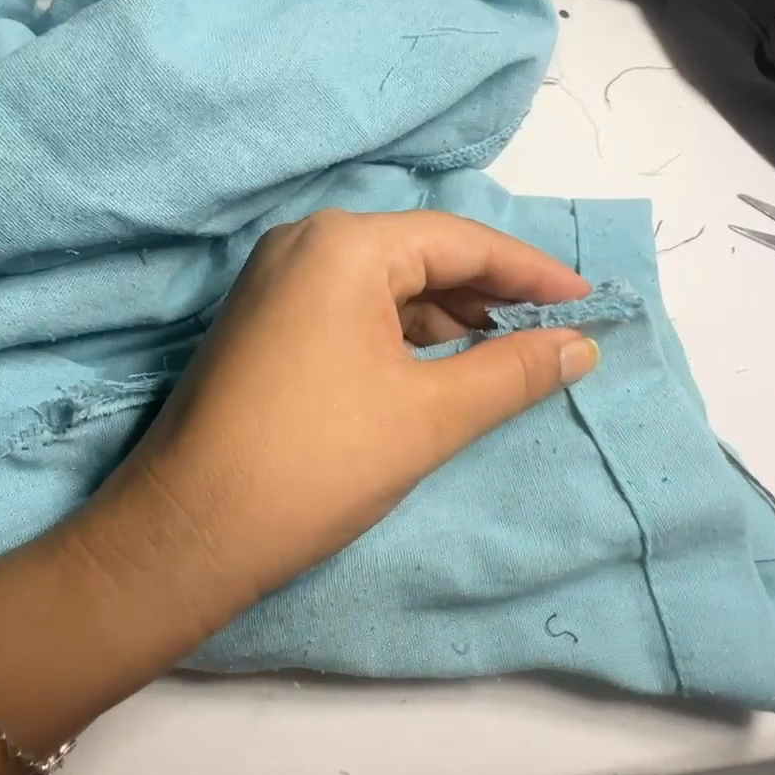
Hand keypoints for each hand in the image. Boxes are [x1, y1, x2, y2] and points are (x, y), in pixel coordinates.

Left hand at [72, 209, 599, 627]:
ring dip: (450, 317)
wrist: (187, 533)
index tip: (587, 301)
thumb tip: (580, 345)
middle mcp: (306, 242)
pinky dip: (404, 333)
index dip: (532, 273)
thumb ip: (513, 370)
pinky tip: (441, 363)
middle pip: (423, 256)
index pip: (461, 241)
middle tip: (554, 331)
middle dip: (492, 296)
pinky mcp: (267, 318)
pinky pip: (354, 308)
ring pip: (388, 284)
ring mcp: (278, 279)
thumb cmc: (318, 463)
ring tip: (507, 353)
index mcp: (345, 244)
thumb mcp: (431, 414)